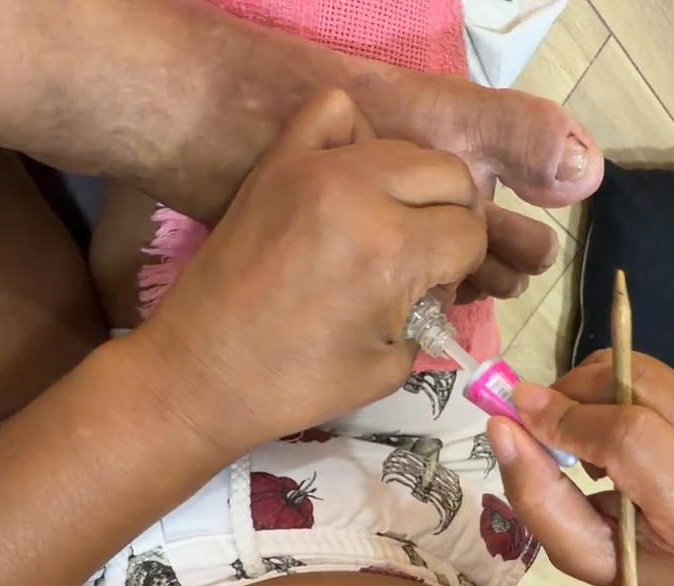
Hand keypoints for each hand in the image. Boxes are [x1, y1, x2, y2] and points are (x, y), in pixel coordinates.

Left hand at [134, 90, 488, 450]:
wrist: (203, 373)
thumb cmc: (297, 386)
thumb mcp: (388, 368)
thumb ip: (431, 314)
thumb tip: (442, 281)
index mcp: (392, 252)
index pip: (470, 232)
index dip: (465, 267)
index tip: (439, 291)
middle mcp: (359, 192)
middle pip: (450, 177)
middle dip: (453, 221)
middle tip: (427, 260)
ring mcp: (313, 167)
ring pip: (403, 147)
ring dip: (414, 187)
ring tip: (390, 227)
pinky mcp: (277, 162)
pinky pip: (335, 112)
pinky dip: (358, 138)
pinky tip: (350, 183)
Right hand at [489, 351, 673, 585]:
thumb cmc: (635, 568)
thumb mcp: (578, 553)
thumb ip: (538, 496)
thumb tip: (502, 425)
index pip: (632, 437)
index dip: (570, 418)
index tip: (519, 414)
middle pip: (642, 385)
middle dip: (577, 390)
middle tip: (543, 420)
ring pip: (647, 371)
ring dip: (595, 389)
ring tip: (583, 435)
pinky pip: (659, 375)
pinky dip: (618, 391)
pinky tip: (615, 431)